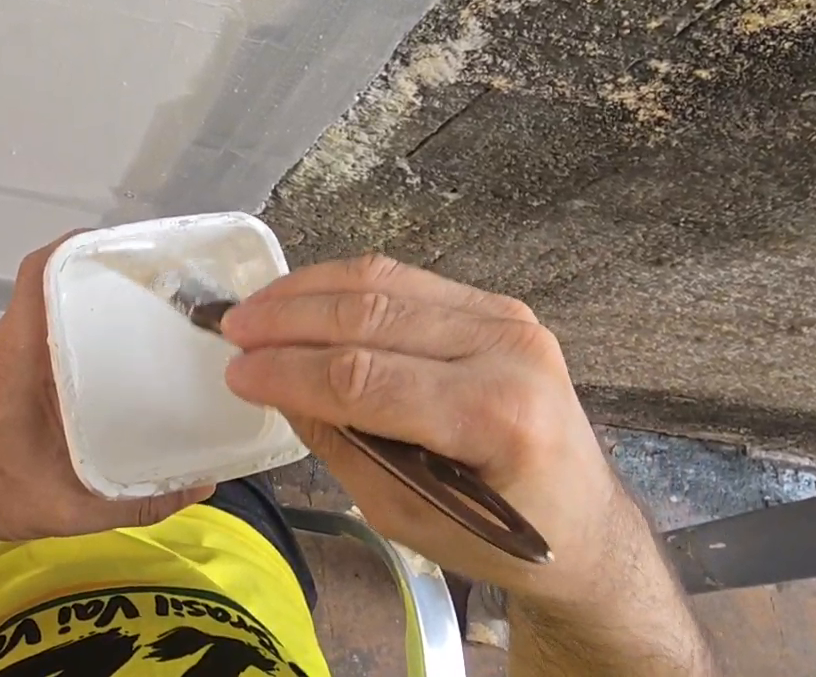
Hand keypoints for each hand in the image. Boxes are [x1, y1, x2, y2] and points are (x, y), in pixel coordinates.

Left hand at [0, 235, 213, 544]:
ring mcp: (19, 342)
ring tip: (156, 292)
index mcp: (23, 356)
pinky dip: (87, 305)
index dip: (78, 247)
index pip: (37, 274)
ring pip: (55, 288)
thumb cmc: (10, 495)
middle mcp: (19, 337)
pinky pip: (55, 310)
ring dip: (97, 281)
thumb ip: (143, 500)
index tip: (129, 248)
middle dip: (106, 262)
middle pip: (54, 271)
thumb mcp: (80, 508)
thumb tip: (206, 479)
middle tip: (164, 274)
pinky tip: (131, 328)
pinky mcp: (25, 354)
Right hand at [221, 255, 651, 610]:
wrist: (583, 519)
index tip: (236, 372)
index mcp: (497, 417)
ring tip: (255, 306)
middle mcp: (508, 350)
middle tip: (232, 328)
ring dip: (306, 290)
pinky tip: (302, 295)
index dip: (290, 371)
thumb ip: (338, 440)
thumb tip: (274, 383)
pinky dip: (341, 283)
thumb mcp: (405, 513)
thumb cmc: (498, 537)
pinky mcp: (494, 302)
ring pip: (381, 281)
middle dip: (288, 320)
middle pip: (369, 316)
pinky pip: (401, 278)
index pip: (365, 378)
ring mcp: (505, 316)